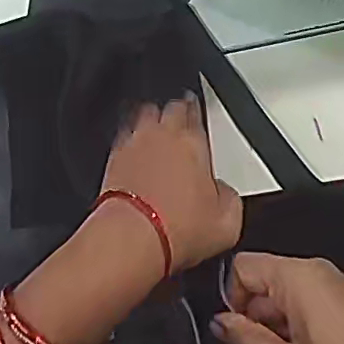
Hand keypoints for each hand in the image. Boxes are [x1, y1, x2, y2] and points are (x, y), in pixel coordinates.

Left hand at [99, 96, 240, 273]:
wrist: (133, 236)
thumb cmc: (175, 228)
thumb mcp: (226, 223)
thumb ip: (230, 198)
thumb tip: (224, 195)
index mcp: (194, 144)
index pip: (196, 114)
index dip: (198, 111)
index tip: (198, 113)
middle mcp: (163, 136)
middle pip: (170, 107)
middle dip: (177, 109)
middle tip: (181, 114)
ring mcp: (135, 143)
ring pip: (144, 113)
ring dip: (152, 116)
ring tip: (156, 123)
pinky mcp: (114, 157)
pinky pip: (123, 133)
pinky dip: (130, 135)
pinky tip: (133, 144)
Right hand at [213, 253, 343, 343]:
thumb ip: (246, 340)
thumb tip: (218, 322)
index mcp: (295, 274)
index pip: (240, 266)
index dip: (231, 299)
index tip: (241, 337)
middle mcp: (313, 269)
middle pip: (261, 281)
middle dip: (254, 317)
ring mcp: (332, 283)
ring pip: (282, 296)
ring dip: (276, 328)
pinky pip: (305, 304)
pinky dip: (297, 330)